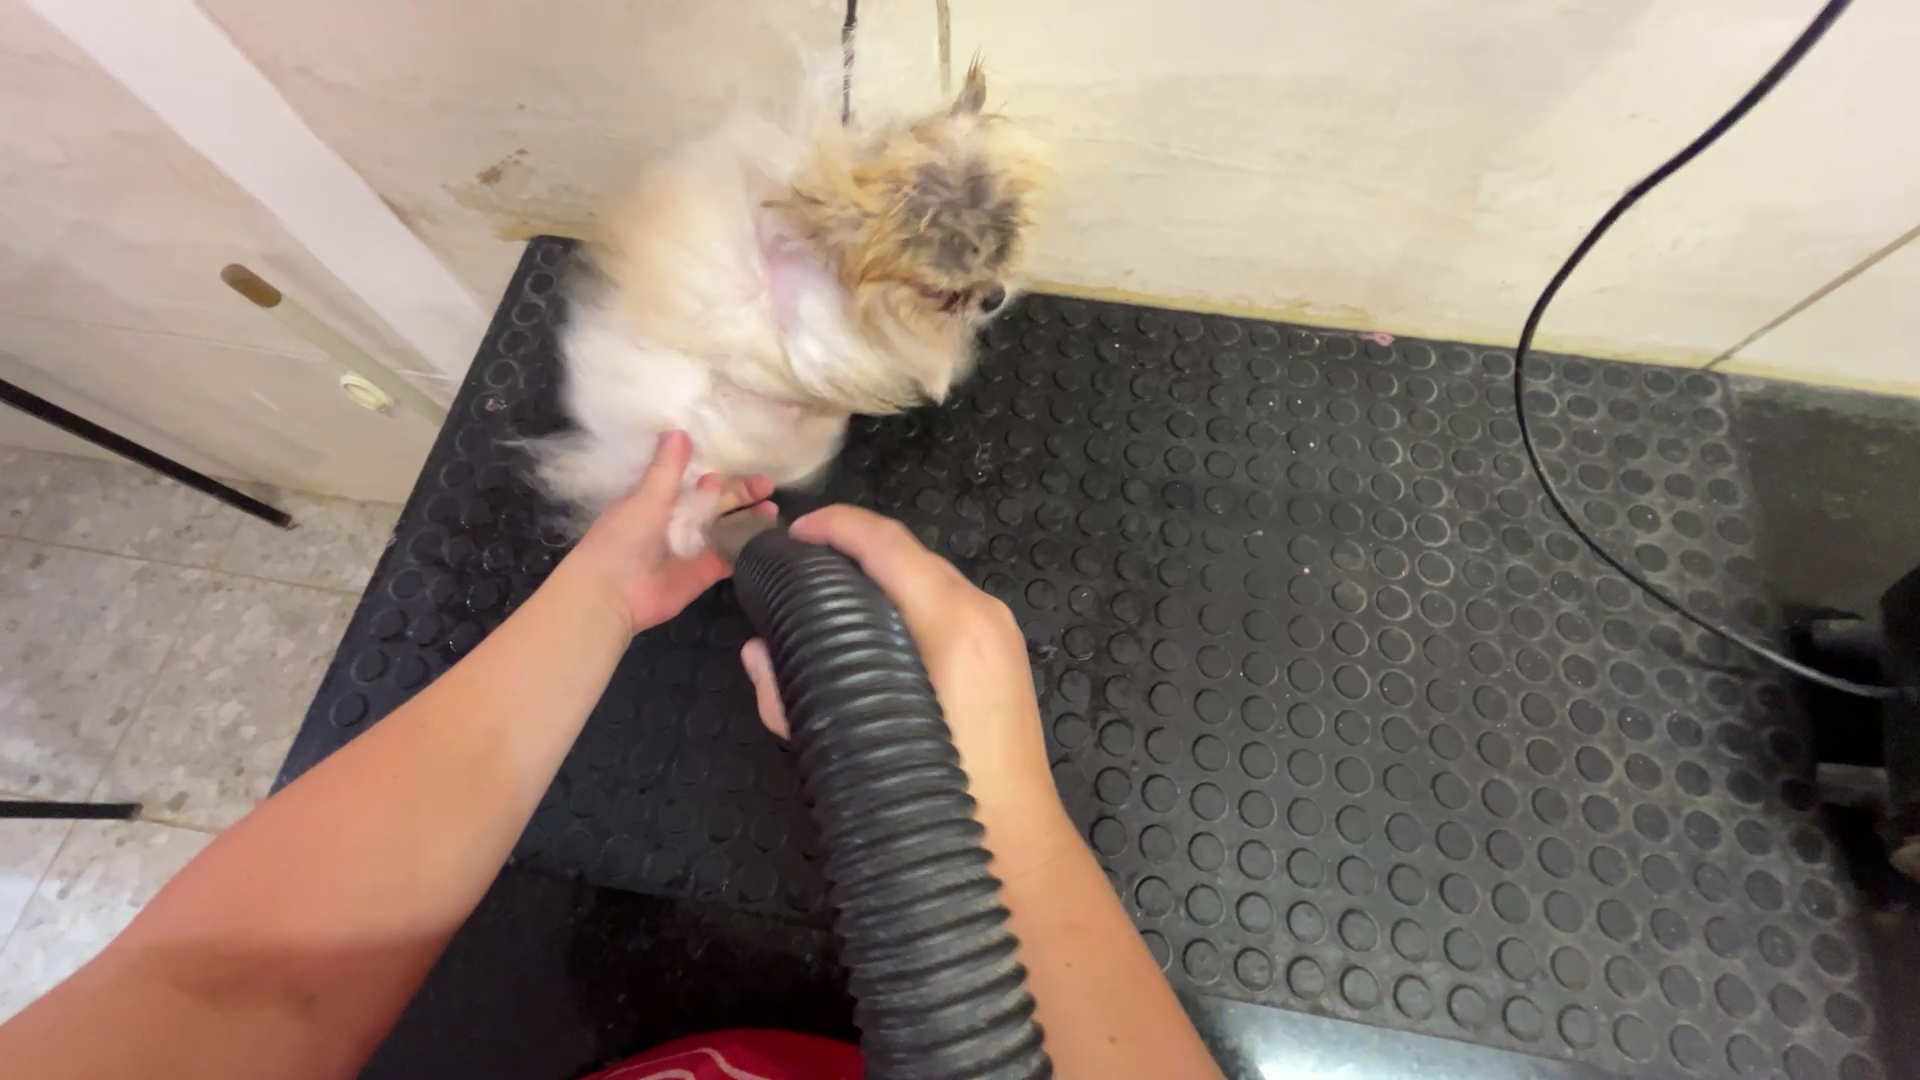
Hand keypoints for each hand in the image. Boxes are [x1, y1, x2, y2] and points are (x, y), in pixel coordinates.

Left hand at [563, 431, 773, 635]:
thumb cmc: (623, 539)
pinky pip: (732, 558)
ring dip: (750, 520)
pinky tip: (769, 541)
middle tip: (768, 486)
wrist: (613, 593)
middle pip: (718, 504)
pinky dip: (749, 550)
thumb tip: (679, 430)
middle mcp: (681, 522)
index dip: (721, 474)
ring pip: (729, 529)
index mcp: (663, 501)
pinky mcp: (706, 573)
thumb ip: (667, 468)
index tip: (746, 465)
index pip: (697, 482)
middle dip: (742, 494)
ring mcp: (695, 548)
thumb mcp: (645, 497)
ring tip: (773, 512)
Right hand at [738, 505, 1062, 834]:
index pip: (887, 543)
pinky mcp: (1005, 645)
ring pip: (930, 574)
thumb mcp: (845, 747)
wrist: (1012, 835)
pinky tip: (878, 623)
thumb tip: (756, 650)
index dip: (835, 524)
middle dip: (853, 547)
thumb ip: (788, 695)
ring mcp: (1000, 626)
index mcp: (952, 622)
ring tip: (834, 588)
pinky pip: (948, 601)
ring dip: (881, 571)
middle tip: (804, 563)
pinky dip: (908, 597)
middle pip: (910, 552)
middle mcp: (982, 610)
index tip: (793, 532)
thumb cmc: (928, 795)